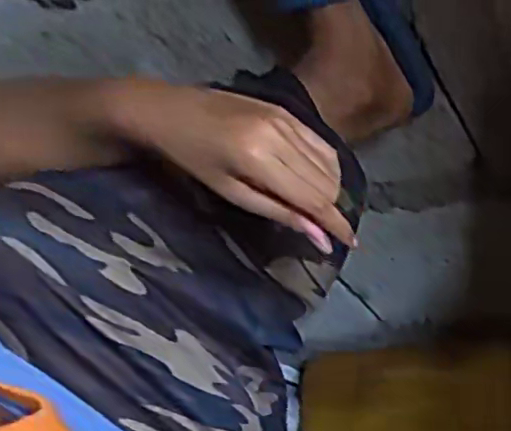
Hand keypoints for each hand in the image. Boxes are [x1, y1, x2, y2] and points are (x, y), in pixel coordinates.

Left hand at [111, 81, 354, 252]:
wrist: (159, 107)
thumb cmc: (191, 158)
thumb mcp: (234, 194)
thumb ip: (283, 214)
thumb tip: (324, 242)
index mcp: (258, 159)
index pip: (315, 200)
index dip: (337, 225)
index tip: (351, 243)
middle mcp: (276, 135)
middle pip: (328, 186)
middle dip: (333, 209)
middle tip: (327, 225)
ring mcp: (283, 119)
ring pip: (331, 168)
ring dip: (332, 191)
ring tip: (320, 203)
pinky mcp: (284, 111)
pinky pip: (323, 147)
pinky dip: (329, 168)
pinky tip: (318, 178)